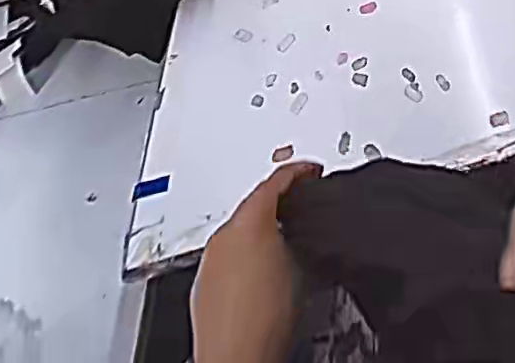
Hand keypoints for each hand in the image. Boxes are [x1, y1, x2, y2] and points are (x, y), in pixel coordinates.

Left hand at [193, 160, 321, 362]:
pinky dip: (244, 254)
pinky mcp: (203, 283)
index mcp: (251, 219)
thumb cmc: (266, 322)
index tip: (311, 172)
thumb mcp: (301, 266)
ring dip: (262, 228)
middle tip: (301, 203)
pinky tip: (260, 274)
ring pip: (240, 229)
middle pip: (256, 202)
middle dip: (281, 201)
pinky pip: (227, 254)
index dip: (299, 172)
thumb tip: (302, 228)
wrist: (235, 361)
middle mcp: (226, 234)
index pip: (277, 179)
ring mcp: (211, 259)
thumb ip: (299, 233)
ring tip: (284, 242)